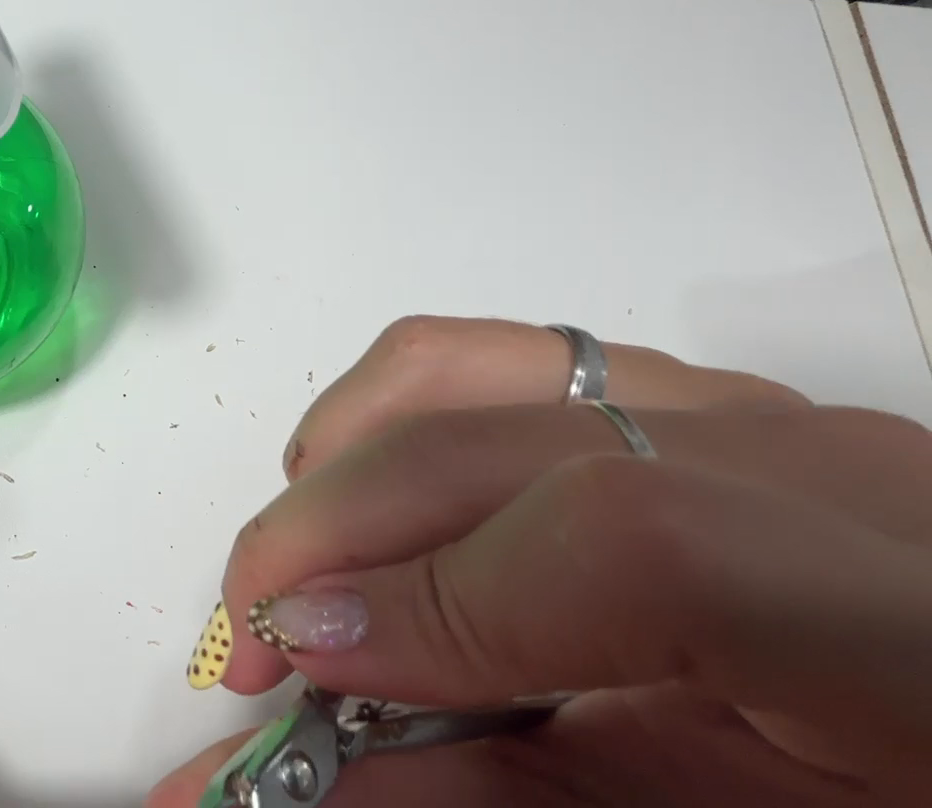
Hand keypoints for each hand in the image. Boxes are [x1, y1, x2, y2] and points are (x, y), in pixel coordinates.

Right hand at [155, 316, 931, 807]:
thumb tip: (310, 789)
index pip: (630, 545)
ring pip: (443, 366)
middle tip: (256, 646)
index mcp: (901, 624)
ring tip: (306, 565)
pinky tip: (370, 505)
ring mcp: (714, 399)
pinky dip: (372, 419)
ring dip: (328, 467)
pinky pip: (465, 360)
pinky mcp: (651, 385)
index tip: (307, 668)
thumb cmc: (893, 795)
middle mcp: (801, 462)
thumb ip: (514, 802)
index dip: (435, 600)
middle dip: (318, 539)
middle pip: (481, 440)